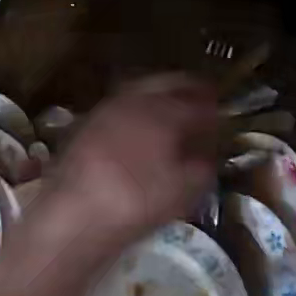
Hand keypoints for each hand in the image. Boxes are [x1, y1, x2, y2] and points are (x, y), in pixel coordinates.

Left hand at [50, 74, 219, 243]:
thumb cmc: (136, 201)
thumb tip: (207, 157)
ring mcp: (105, 109)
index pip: (196, 102)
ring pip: (137, 92)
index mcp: (163, 112)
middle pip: (164, 84)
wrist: (74, 210)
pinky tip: (137, 129)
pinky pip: (118, 108)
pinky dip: (134, 112)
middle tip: (199, 96)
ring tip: (169, 112)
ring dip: (156, 97)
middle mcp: (133, 101)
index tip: (220, 114)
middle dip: (184, 88)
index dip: (211, 108)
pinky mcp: (84, 124)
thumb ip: (202, 167)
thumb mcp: (183, 191)